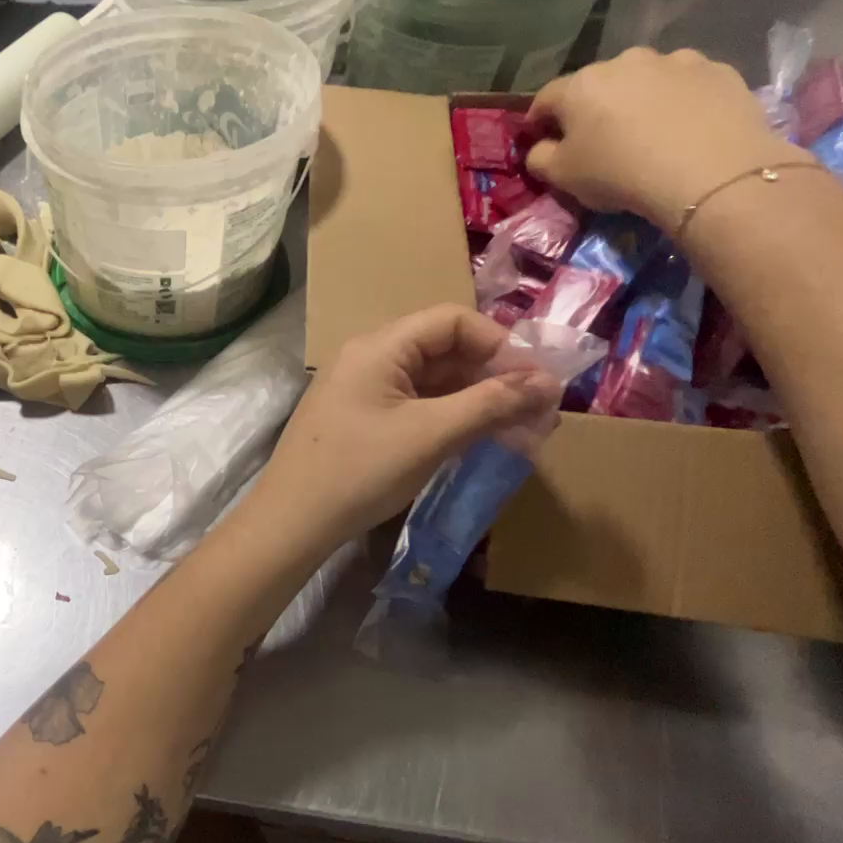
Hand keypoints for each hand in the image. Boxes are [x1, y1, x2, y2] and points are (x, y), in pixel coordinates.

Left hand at [252, 306, 561, 548]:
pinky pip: (414, 406)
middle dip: (494, 377)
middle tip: (539, 412)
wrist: (292, 521)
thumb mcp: (432, 435)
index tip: (536, 383)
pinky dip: (449, 418)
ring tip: (521, 431)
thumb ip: (491, 403)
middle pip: (443, 350)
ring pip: (432, 382)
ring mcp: (361, 391)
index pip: (452, 321)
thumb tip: (549, 383)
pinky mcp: (360, 421)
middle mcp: (367, 359)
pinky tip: (480, 440)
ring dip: (476, 401)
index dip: (499, 345)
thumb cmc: (360, 472)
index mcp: (378, 347)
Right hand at [525, 48, 809, 228]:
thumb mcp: (561, 177)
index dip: (538, 121)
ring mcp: (676, 60)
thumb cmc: (619, 173)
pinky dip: (677, 100)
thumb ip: (539, 157)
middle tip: (597, 139)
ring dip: (637, 99)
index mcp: (580, 85)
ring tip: (646, 131)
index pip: (545, 98)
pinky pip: (684, 84)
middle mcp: (625, 61)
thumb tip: (541, 146)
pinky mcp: (717, 69)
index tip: (541, 141)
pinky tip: (683, 127)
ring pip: (644, 79)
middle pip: (597, 84)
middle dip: (591, 107)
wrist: (710, 172)